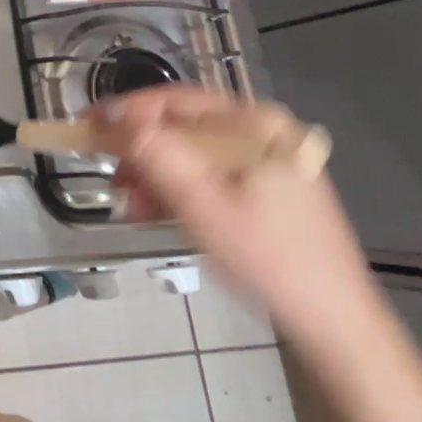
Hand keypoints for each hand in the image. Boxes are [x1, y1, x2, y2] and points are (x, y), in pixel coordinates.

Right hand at [91, 87, 379, 341]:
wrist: (336, 321)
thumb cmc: (267, 258)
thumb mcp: (200, 203)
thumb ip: (154, 153)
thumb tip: (112, 117)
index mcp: (255, 123)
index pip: (173, 101)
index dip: (123, 112)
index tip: (85, 127)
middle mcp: (264, 129)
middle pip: (181, 126)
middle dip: (140, 153)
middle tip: (112, 179)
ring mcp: (269, 156)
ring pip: (191, 151)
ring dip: (156, 175)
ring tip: (134, 208)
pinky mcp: (269, 183)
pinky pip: (210, 172)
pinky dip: (180, 189)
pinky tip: (160, 214)